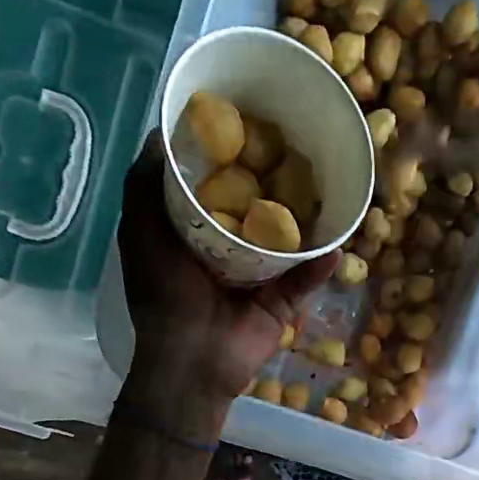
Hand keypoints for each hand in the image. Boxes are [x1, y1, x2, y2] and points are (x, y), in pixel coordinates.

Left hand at [118, 135, 337, 432]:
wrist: (192, 360)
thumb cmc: (163, 294)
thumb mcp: (140, 232)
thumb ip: (144, 186)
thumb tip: (161, 134)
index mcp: (193, 232)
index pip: (214, 185)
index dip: (227, 155)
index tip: (245, 119)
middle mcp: (228, 249)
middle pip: (256, 207)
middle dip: (274, 180)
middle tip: (297, 146)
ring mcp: (258, 277)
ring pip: (287, 240)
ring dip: (307, 219)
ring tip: (328, 185)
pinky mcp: (281, 303)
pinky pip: (305, 279)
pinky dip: (321, 265)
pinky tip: (338, 245)